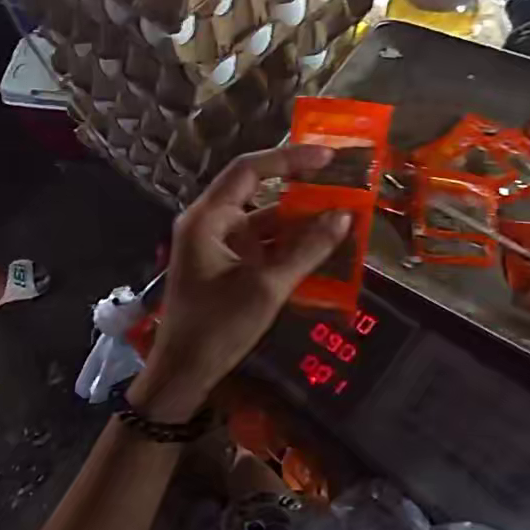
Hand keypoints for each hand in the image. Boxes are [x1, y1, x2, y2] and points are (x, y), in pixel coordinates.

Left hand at [134, 146, 353, 421]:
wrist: (184, 372)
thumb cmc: (218, 327)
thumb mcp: (266, 288)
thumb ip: (307, 250)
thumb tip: (344, 217)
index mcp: (207, 218)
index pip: (248, 170)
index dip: (289, 159)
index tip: (328, 157)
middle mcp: (210, 222)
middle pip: (257, 190)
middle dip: (300, 185)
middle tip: (341, 178)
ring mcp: (218, 243)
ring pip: (264, 219)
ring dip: (299, 217)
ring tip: (342, 210)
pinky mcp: (228, 263)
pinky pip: (263, 243)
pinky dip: (290, 243)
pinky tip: (323, 244)